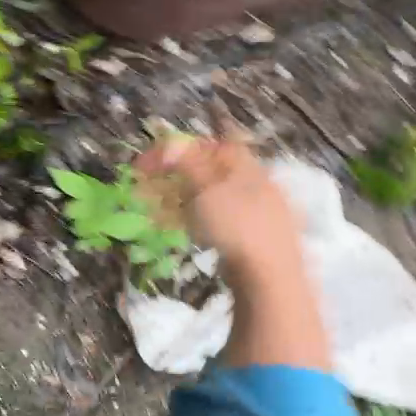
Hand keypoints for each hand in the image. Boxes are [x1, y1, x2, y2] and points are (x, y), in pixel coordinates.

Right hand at [135, 135, 328, 370]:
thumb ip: (186, 162)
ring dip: (179, 194)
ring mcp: (258, 209)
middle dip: (174, 171)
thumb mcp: (205, 189)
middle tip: (146, 182)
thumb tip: (169, 140)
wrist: (270, 274)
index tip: (152, 154)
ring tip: (155, 207)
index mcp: (248, 169)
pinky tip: (179, 225)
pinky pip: (217, 213)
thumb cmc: (237, 227)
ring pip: (211, 191)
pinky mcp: (253, 232)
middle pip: (210, 167)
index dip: (182, 143)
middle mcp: (256, 183)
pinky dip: (193, 213)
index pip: (216, 142)